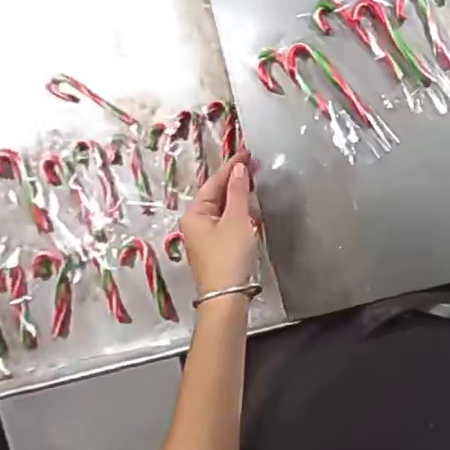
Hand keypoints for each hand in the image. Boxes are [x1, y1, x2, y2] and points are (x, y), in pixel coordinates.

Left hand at [178, 153, 259, 293]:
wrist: (226, 296)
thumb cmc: (229, 255)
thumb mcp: (236, 220)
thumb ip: (237, 192)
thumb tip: (239, 169)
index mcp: (194, 213)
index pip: (214, 183)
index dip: (232, 167)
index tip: (247, 153)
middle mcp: (195, 224)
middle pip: (216, 196)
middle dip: (235, 182)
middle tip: (254, 166)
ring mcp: (205, 238)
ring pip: (223, 211)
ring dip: (238, 198)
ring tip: (255, 185)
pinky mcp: (216, 250)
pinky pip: (227, 224)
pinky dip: (240, 215)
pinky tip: (252, 214)